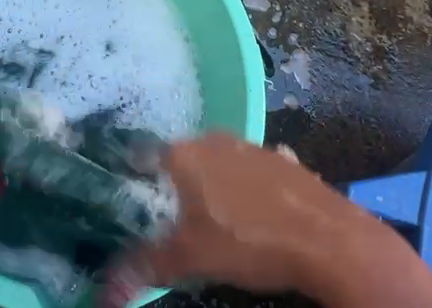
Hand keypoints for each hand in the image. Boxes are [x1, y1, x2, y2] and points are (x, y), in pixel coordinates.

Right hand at [95, 135, 370, 305]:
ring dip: (214, 186)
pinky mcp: (284, 160)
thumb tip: (102, 291)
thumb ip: (144, 268)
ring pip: (220, 163)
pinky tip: (257, 215)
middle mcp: (214, 139)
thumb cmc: (249, 242)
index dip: (136, 180)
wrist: (330, 241)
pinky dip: (250, 190)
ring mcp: (252, 146)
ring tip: (214, 220)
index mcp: (185, 153)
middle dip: (176, 186)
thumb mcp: (190, 260)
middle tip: (172, 220)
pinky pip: (255, 172)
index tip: (131, 204)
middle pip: (182, 159)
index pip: (145, 156)